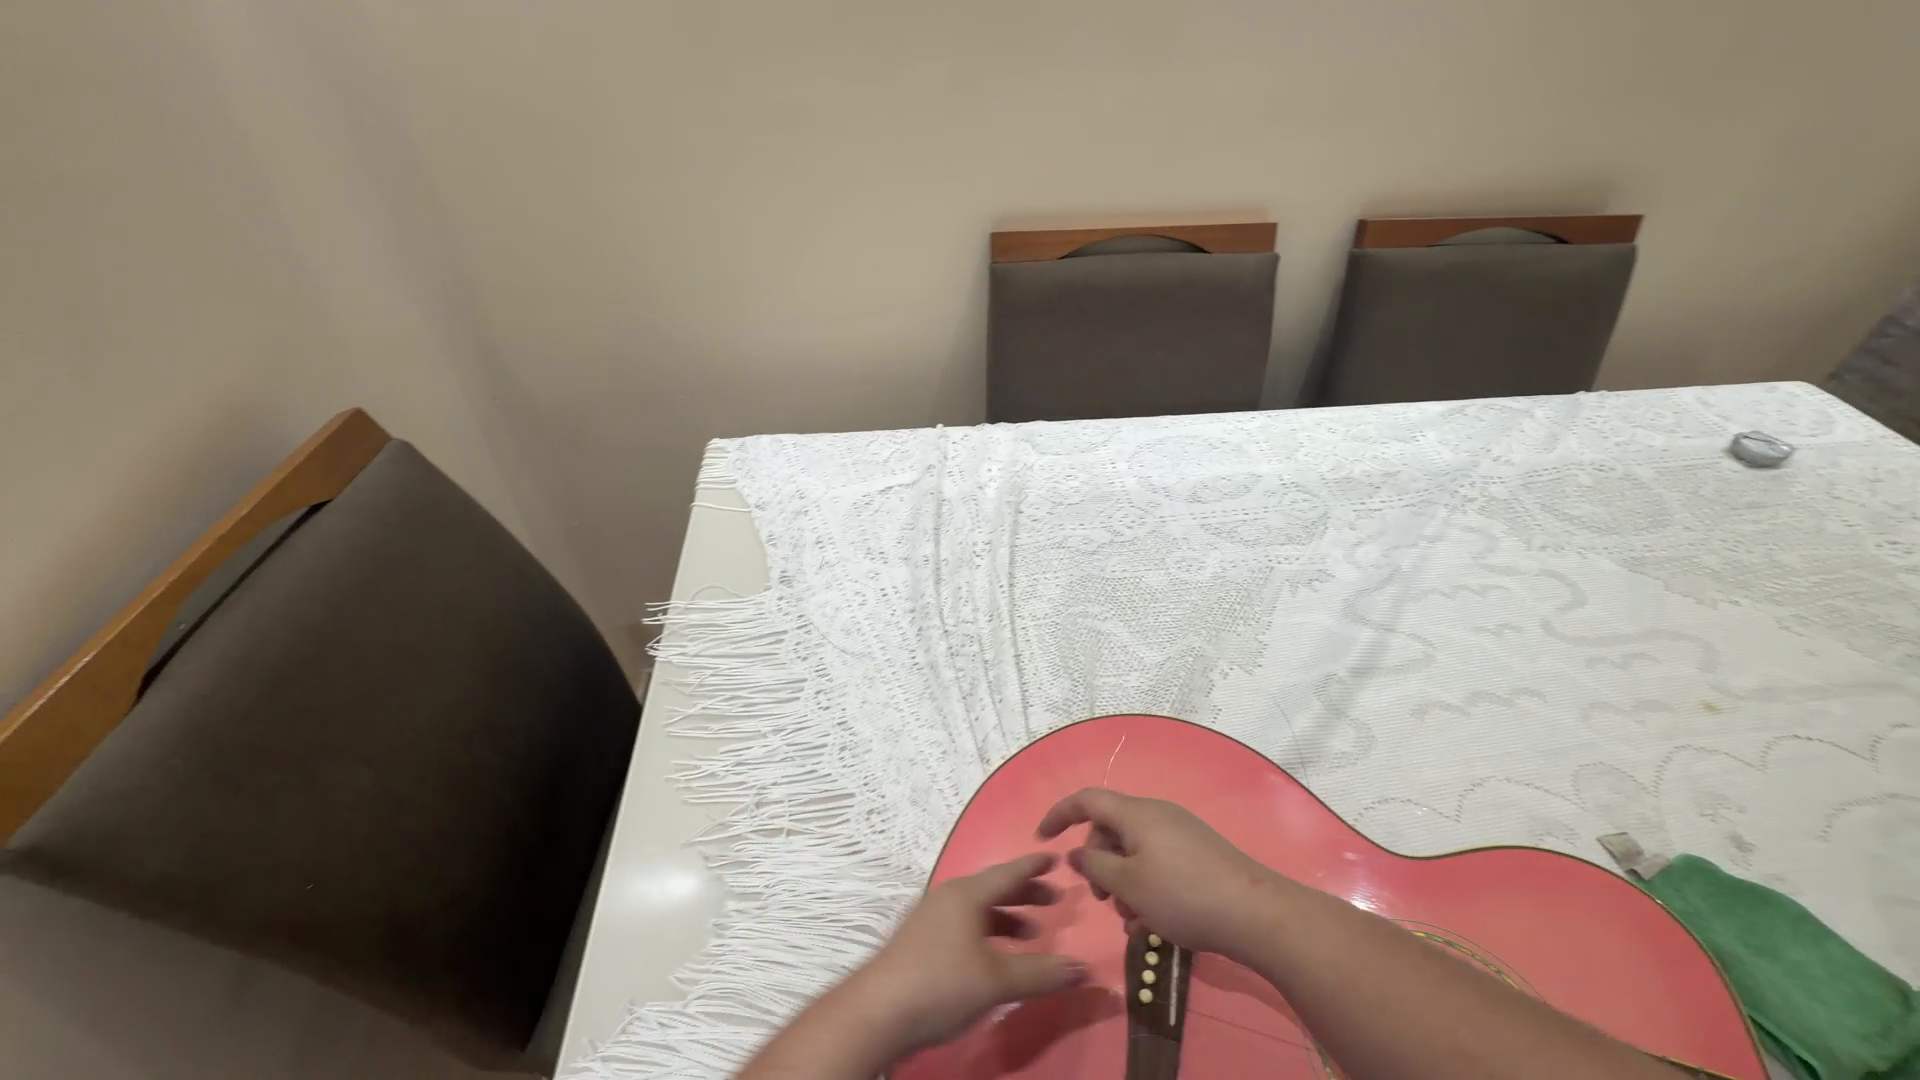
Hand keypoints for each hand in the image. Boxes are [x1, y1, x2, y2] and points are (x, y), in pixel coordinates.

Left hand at [852, 852, 1088, 1055]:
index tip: (1056, 857)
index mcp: (966, 894)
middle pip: (993, 889)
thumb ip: (1041, 972)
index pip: (1008, 873)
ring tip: (1031, 933)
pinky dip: (987, 932)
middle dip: (1024, 893)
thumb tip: (1085, 969)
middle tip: (1054, 900)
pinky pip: (965, 925)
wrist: (878, 1012)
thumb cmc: (941, 983)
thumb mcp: (997, 980)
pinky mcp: (921, 942)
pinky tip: (995, 955)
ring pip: (977, 909)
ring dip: (1006, 917)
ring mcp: (931, 919)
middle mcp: (948, 898)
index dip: (1034, 867)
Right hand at [1037, 787, 1286, 958]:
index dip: (1060, 814)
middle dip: (1098, 863)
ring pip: (1134, 851)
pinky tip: (1151, 923)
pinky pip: (1156, 863)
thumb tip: (1079, 855)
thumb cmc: (1184, 896)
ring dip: (1123, 882)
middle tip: (1103, 899)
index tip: (1042, 838)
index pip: (1087, 800)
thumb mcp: (1129, 886)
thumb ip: (1095, 868)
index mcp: (1137, 814)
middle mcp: (1157, 815)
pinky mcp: (1198, 855)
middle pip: (1111, 829)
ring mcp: (1180, 834)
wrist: (1256, 915)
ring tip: (1132, 920)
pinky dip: (1145, 886)